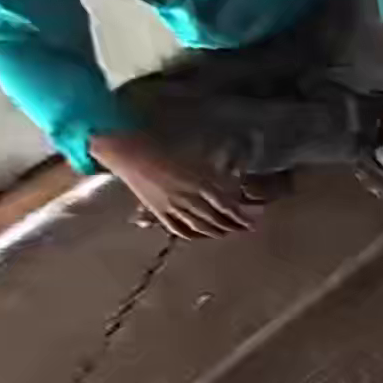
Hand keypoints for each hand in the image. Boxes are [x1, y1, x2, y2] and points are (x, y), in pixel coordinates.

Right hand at [90, 133, 257, 239]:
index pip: (227, 207)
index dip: (241, 217)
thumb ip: (221, 165)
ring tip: (226, 233)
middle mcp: (188, 198)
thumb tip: (240, 171)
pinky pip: (177, 228)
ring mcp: (171, 207)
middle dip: (233, 226)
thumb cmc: (166, 147)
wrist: (129, 150)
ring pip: (199, 226)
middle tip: (245, 229)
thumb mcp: (200, 154)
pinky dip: (191, 234)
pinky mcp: (157, 210)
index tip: (252, 222)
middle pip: (216, 219)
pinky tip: (199, 236)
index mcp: (200, 184)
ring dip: (215, 232)